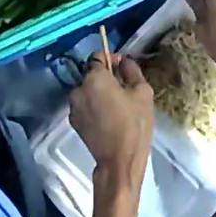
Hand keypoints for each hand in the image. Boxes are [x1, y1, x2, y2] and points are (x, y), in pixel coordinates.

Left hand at [69, 51, 153, 189]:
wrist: (119, 160)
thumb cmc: (134, 124)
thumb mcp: (142, 93)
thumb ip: (131, 70)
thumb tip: (124, 60)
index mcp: (94, 78)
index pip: (97, 56)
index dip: (110, 57)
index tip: (122, 66)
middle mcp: (78, 89)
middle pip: (91, 75)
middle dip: (105, 77)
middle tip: (123, 88)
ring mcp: (73, 106)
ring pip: (87, 91)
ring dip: (98, 92)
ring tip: (116, 104)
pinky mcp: (73, 121)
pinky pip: (84, 105)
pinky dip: (93, 105)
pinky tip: (108, 116)